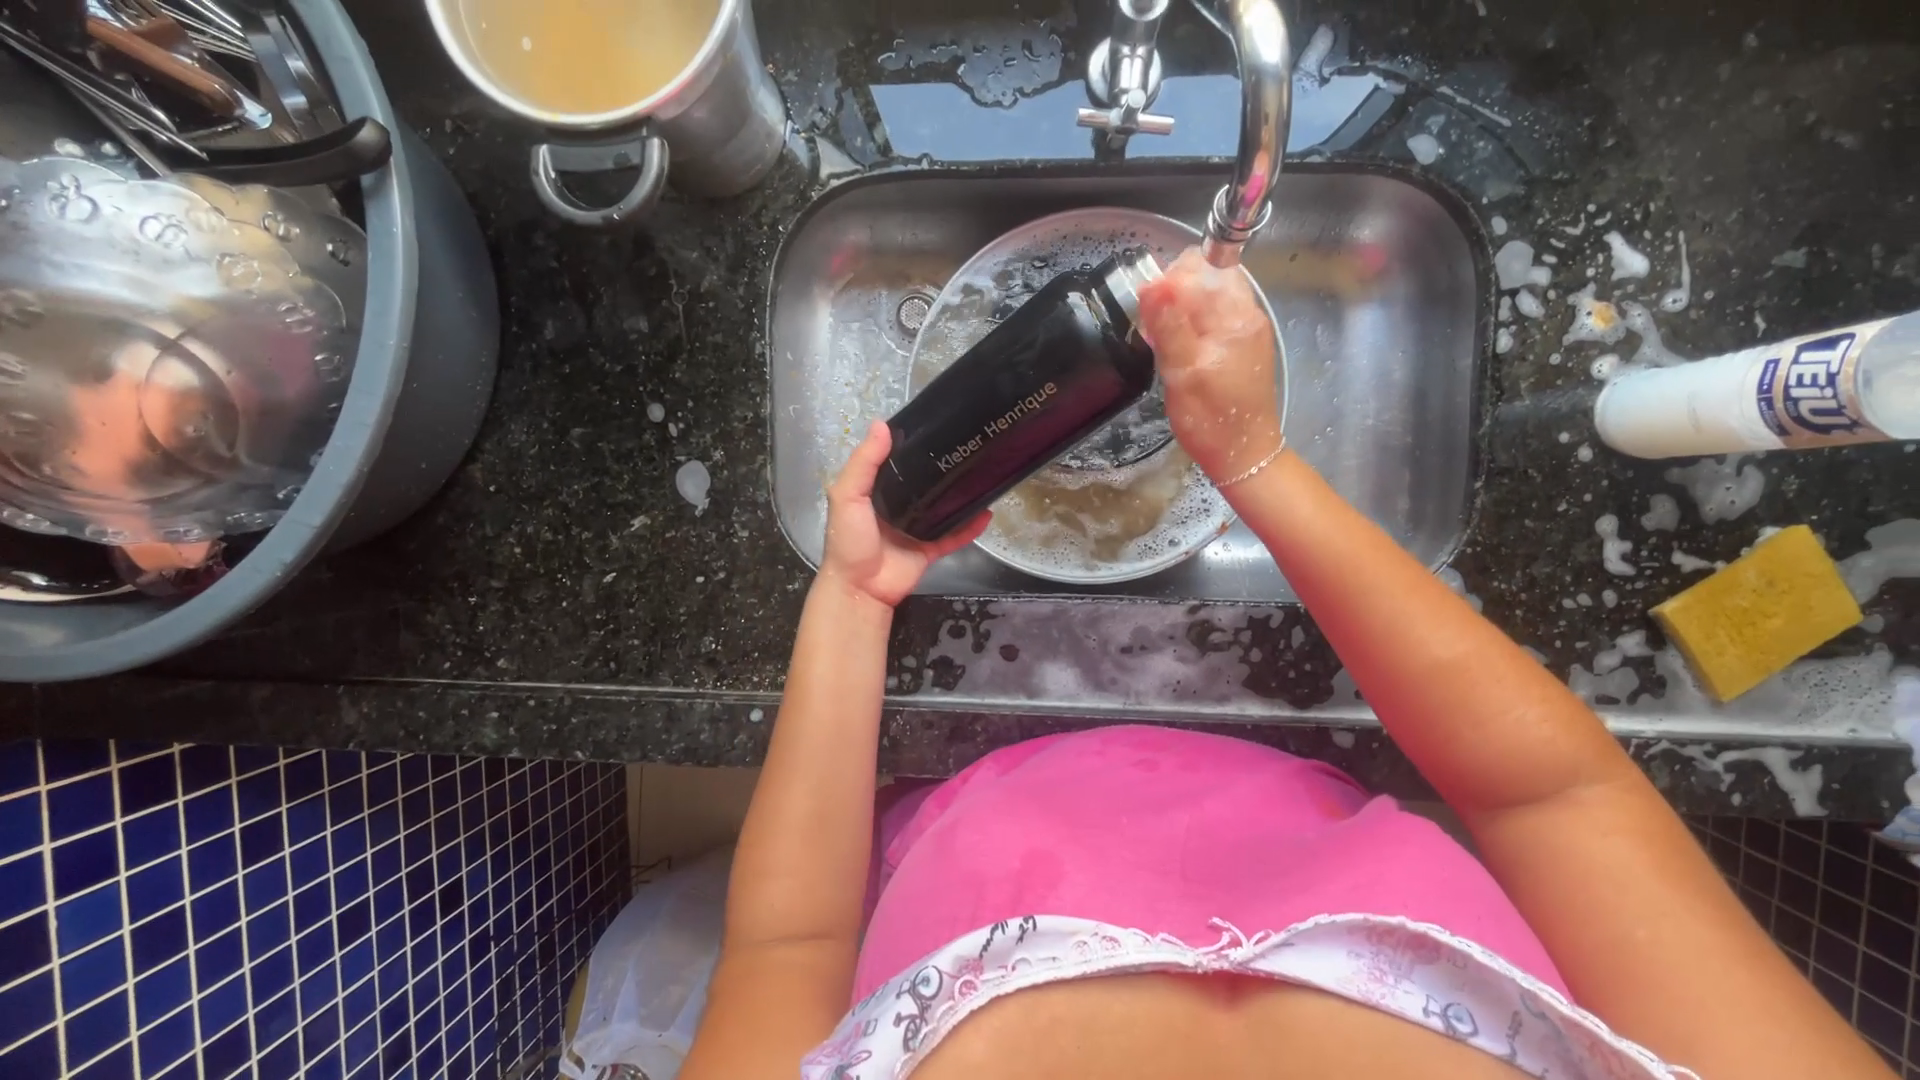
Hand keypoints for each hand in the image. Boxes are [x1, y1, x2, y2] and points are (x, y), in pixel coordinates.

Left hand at [820, 421, 990, 607]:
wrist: (860, 588)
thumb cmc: (849, 540)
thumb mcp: (847, 495)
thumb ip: (864, 463)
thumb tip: (882, 424)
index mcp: (875, 491)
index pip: (895, 461)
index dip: (910, 443)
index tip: (934, 423)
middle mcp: (897, 506)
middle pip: (923, 482)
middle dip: (941, 467)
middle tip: (967, 444)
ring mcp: (916, 528)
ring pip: (943, 507)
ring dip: (961, 494)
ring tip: (983, 472)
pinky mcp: (930, 549)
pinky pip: (955, 535)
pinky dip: (971, 526)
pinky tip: (987, 512)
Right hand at [1138, 248, 1285, 483]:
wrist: (1244, 455)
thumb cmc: (1212, 419)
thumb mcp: (1183, 373)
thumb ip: (1169, 326)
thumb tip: (1154, 283)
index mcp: (1234, 316)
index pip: (1200, 267)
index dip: (1168, 279)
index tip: (1147, 308)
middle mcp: (1246, 314)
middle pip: (1206, 276)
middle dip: (1174, 291)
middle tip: (1152, 324)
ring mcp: (1246, 329)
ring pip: (1208, 296)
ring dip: (1180, 308)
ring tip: (1161, 337)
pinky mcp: (1241, 345)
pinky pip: (1213, 317)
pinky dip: (1191, 323)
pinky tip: (1177, 348)